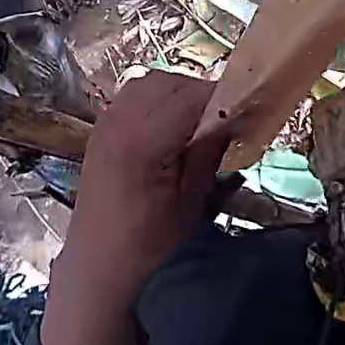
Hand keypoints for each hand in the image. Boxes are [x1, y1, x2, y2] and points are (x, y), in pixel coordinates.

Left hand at [42, 70, 227, 344]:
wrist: (97, 264)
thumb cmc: (148, 244)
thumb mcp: (190, 200)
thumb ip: (209, 150)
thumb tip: (233, 117)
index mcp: (141, 138)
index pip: (192, 97)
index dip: (223, 99)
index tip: (248, 109)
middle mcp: (120, 117)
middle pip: (172, 82)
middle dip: (203, 94)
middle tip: (226, 118)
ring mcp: (107, 116)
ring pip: (154, 80)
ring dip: (180, 91)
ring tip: (199, 120)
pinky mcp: (103, 122)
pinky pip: (137, 91)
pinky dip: (159, 96)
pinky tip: (171, 123)